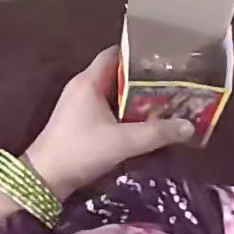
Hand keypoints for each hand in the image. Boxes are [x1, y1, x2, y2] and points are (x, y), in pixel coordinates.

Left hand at [24, 47, 194, 196]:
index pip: (115, 53)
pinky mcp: (79, 122)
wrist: (44, 180)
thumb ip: (157, 134)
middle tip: (173, 83)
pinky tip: (145, 122)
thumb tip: (189, 126)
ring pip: (113, 93)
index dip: (139, 54)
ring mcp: (79, 105)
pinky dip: (125, 112)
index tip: (165, 60)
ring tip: (166, 101)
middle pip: (118, 74)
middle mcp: (82, 88)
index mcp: (89, 81)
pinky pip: (107, 109)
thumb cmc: (80, 151)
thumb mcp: (123, 142)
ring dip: (136, 98)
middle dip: (144, 78)